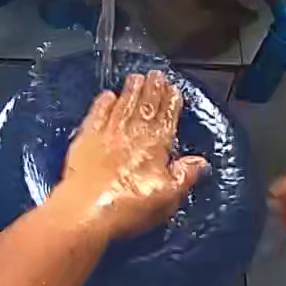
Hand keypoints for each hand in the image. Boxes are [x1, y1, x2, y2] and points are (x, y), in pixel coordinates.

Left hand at [47, 71, 208, 242]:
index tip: (173, 88)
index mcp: (156, 146)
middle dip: (152, 89)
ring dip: (130, 91)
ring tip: (136, 78)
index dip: (171, 102)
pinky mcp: (85, 140)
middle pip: (145, 106)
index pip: (166, 118)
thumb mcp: (168, 197)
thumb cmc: (129, 207)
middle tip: (156, 75)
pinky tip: (107, 96)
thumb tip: (200, 161)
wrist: (85, 211)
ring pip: (123, 106)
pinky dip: (102, 104)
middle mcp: (132, 134)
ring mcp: (107, 134)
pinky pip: (96, 115)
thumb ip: (185, 176)